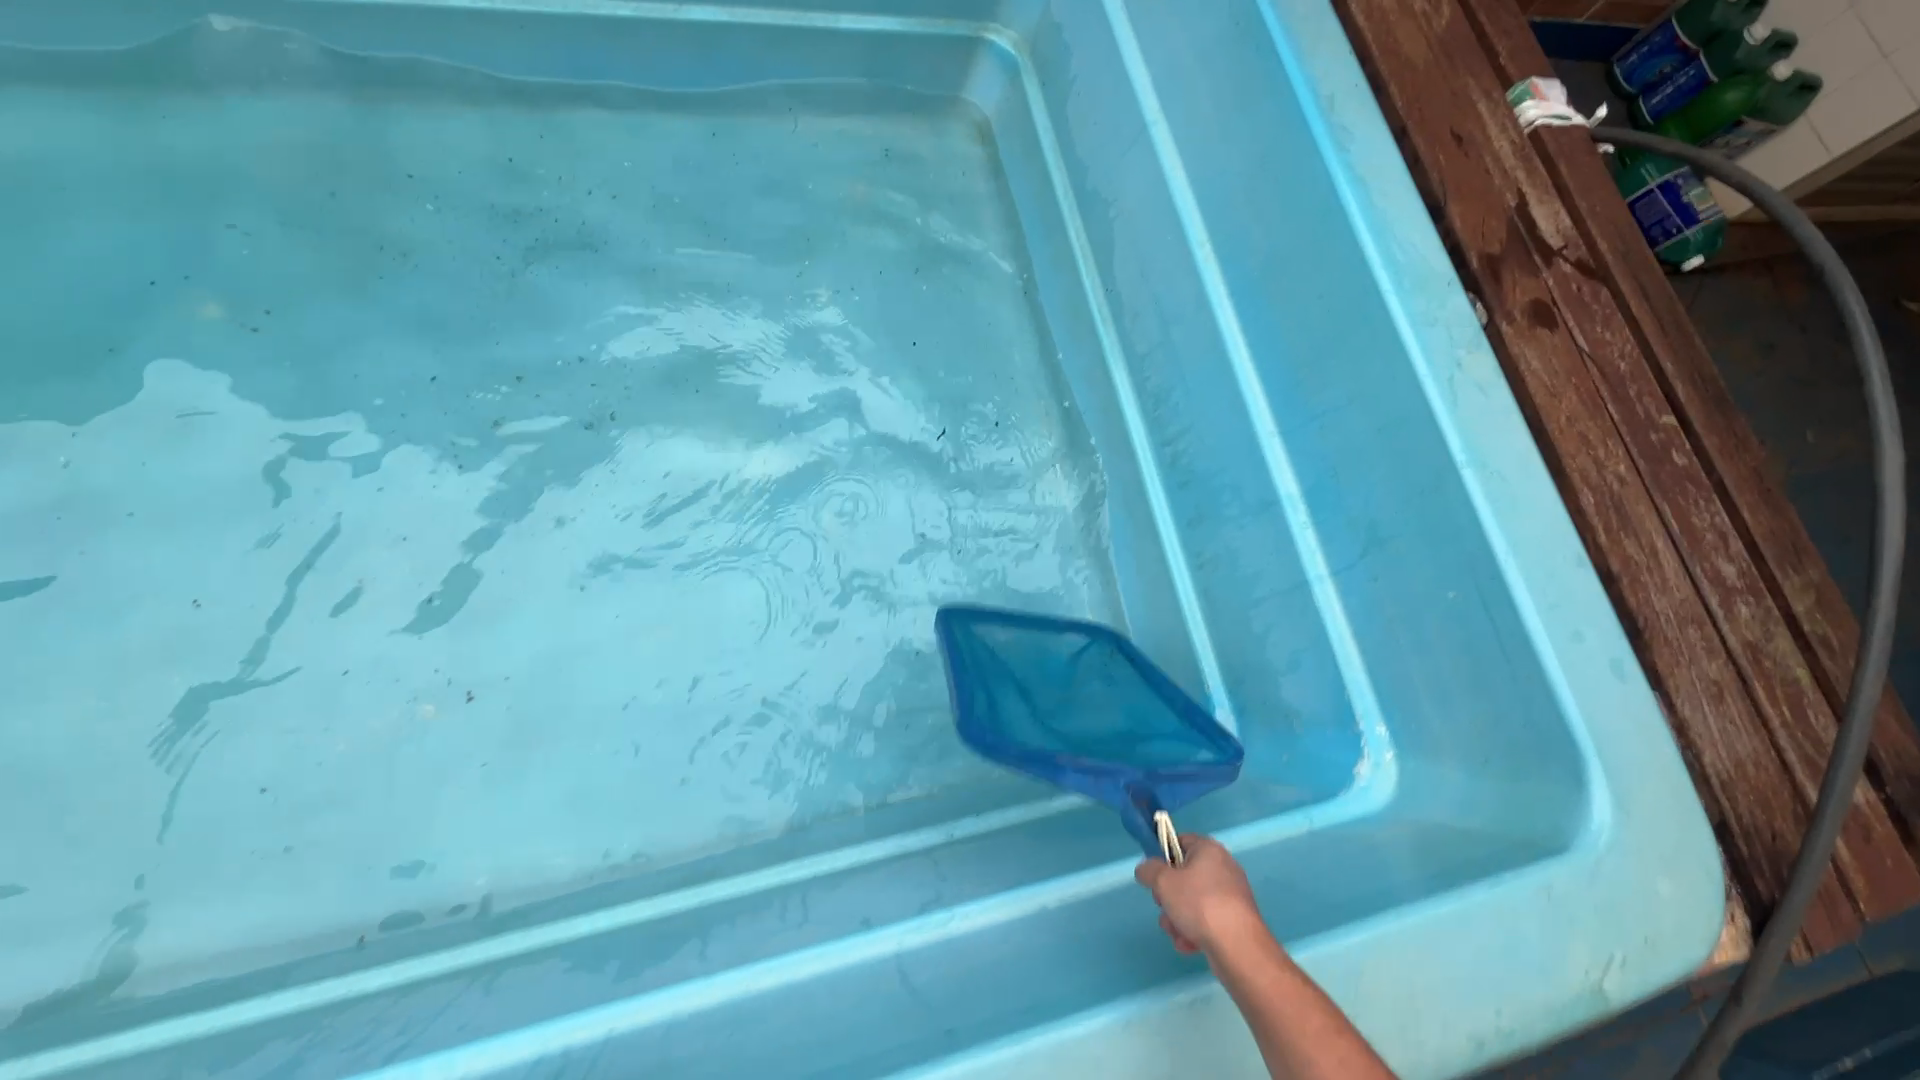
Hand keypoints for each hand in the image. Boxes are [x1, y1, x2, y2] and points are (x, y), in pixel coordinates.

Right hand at [1134, 833, 1266, 955]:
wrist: (1237, 946)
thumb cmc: (1199, 903)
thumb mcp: (1163, 881)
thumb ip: (1148, 870)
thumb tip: (1145, 869)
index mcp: (1208, 849)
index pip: (1179, 841)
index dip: (1162, 856)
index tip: (1154, 875)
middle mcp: (1223, 868)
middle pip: (1183, 876)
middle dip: (1168, 896)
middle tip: (1164, 905)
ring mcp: (1230, 896)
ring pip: (1191, 902)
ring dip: (1177, 918)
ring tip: (1177, 932)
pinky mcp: (1234, 920)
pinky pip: (1206, 920)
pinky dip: (1194, 931)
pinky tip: (1190, 944)